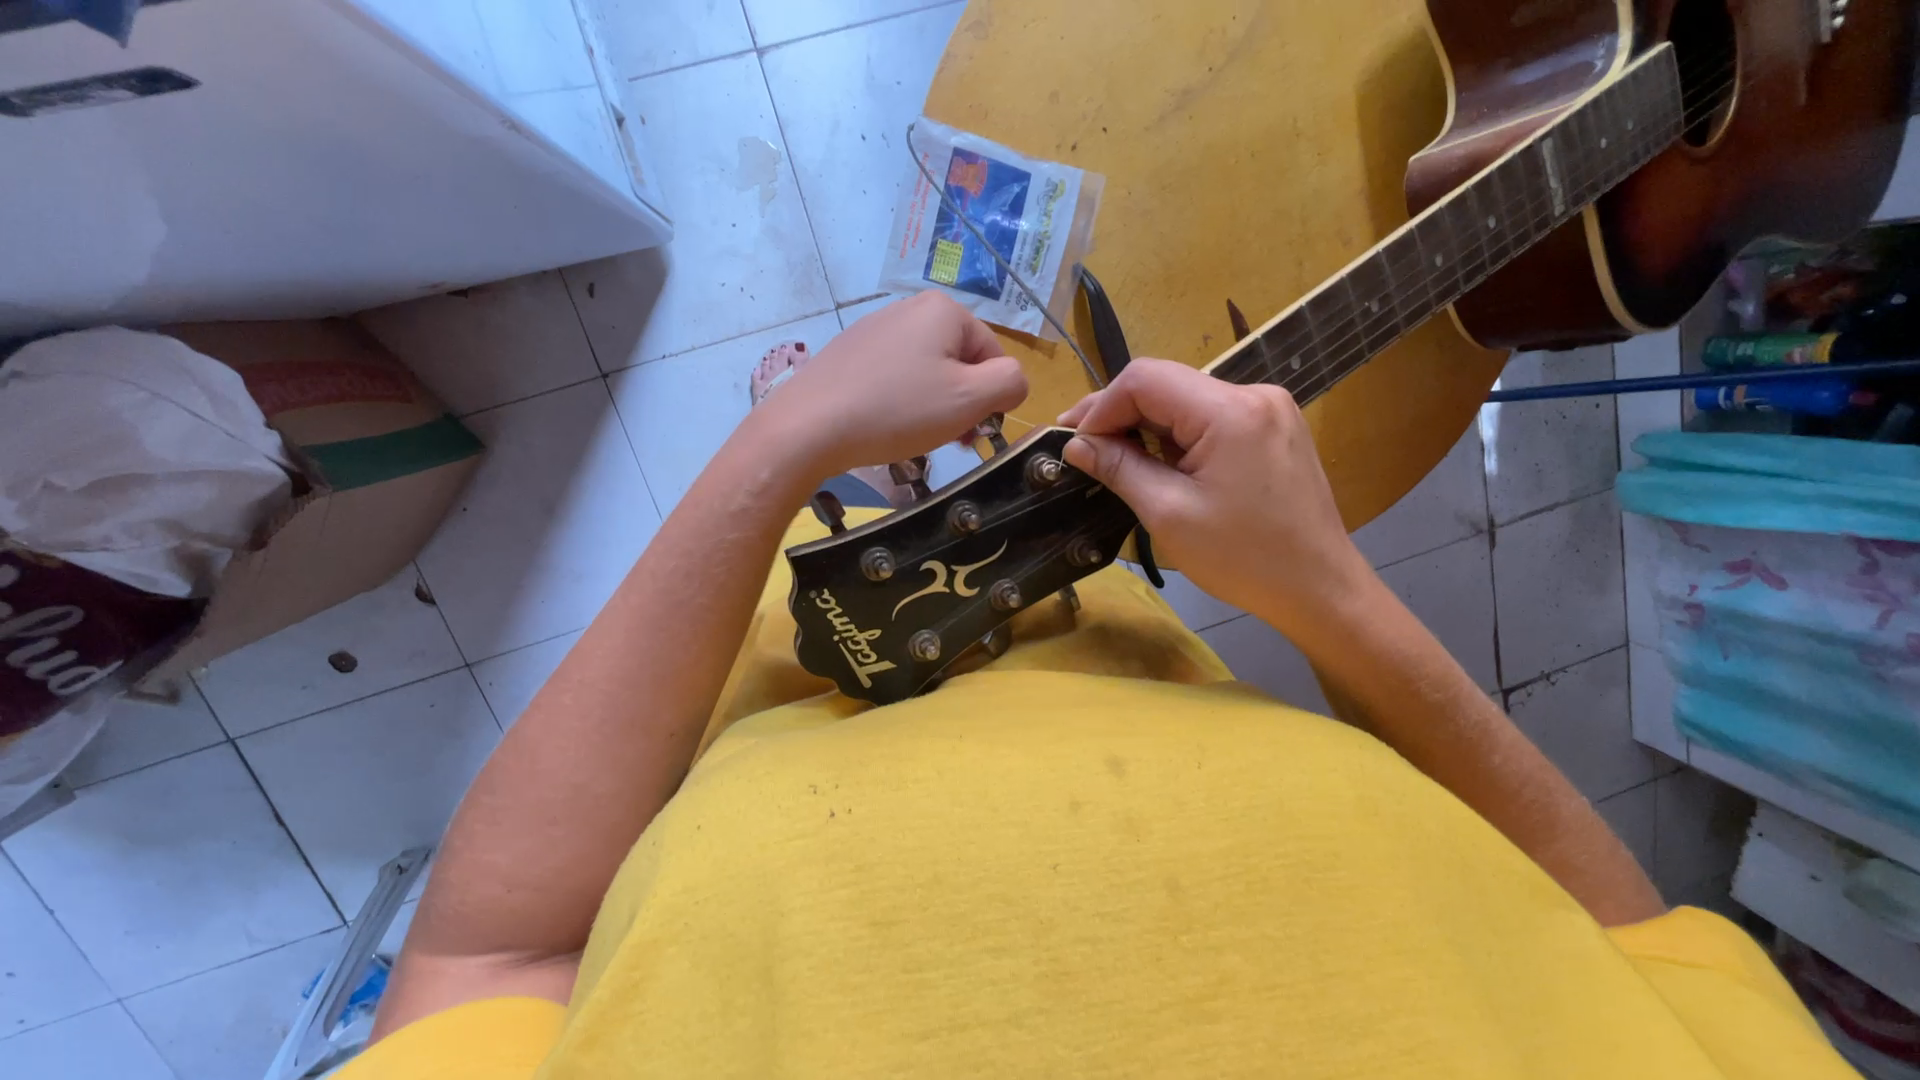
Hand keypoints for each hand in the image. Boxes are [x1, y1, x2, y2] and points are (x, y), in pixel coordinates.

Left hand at [755, 292, 1028, 478]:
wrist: (810, 427)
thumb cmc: (898, 411)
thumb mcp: (970, 400)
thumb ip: (1010, 383)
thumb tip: (1012, 382)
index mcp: (943, 310)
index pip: (994, 356)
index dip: (992, 398)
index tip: (973, 433)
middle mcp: (908, 308)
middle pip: (958, 361)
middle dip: (961, 403)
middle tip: (947, 440)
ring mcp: (872, 329)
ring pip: (925, 371)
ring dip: (932, 406)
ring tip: (913, 436)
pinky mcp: (847, 354)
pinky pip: (892, 378)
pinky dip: (899, 403)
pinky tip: (884, 427)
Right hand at [1059, 358, 1375, 638]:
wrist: (1319, 588)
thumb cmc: (1243, 559)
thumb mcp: (1169, 514)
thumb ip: (1120, 468)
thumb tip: (1075, 444)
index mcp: (1230, 411)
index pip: (1145, 378)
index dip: (1101, 406)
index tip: (1073, 443)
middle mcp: (1253, 394)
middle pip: (1166, 384)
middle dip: (1119, 414)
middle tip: (1081, 450)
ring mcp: (1269, 409)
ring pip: (1187, 400)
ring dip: (1146, 426)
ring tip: (1115, 461)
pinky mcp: (1274, 428)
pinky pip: (1211, 417)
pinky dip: (1177, 436)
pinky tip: (1159, 464)